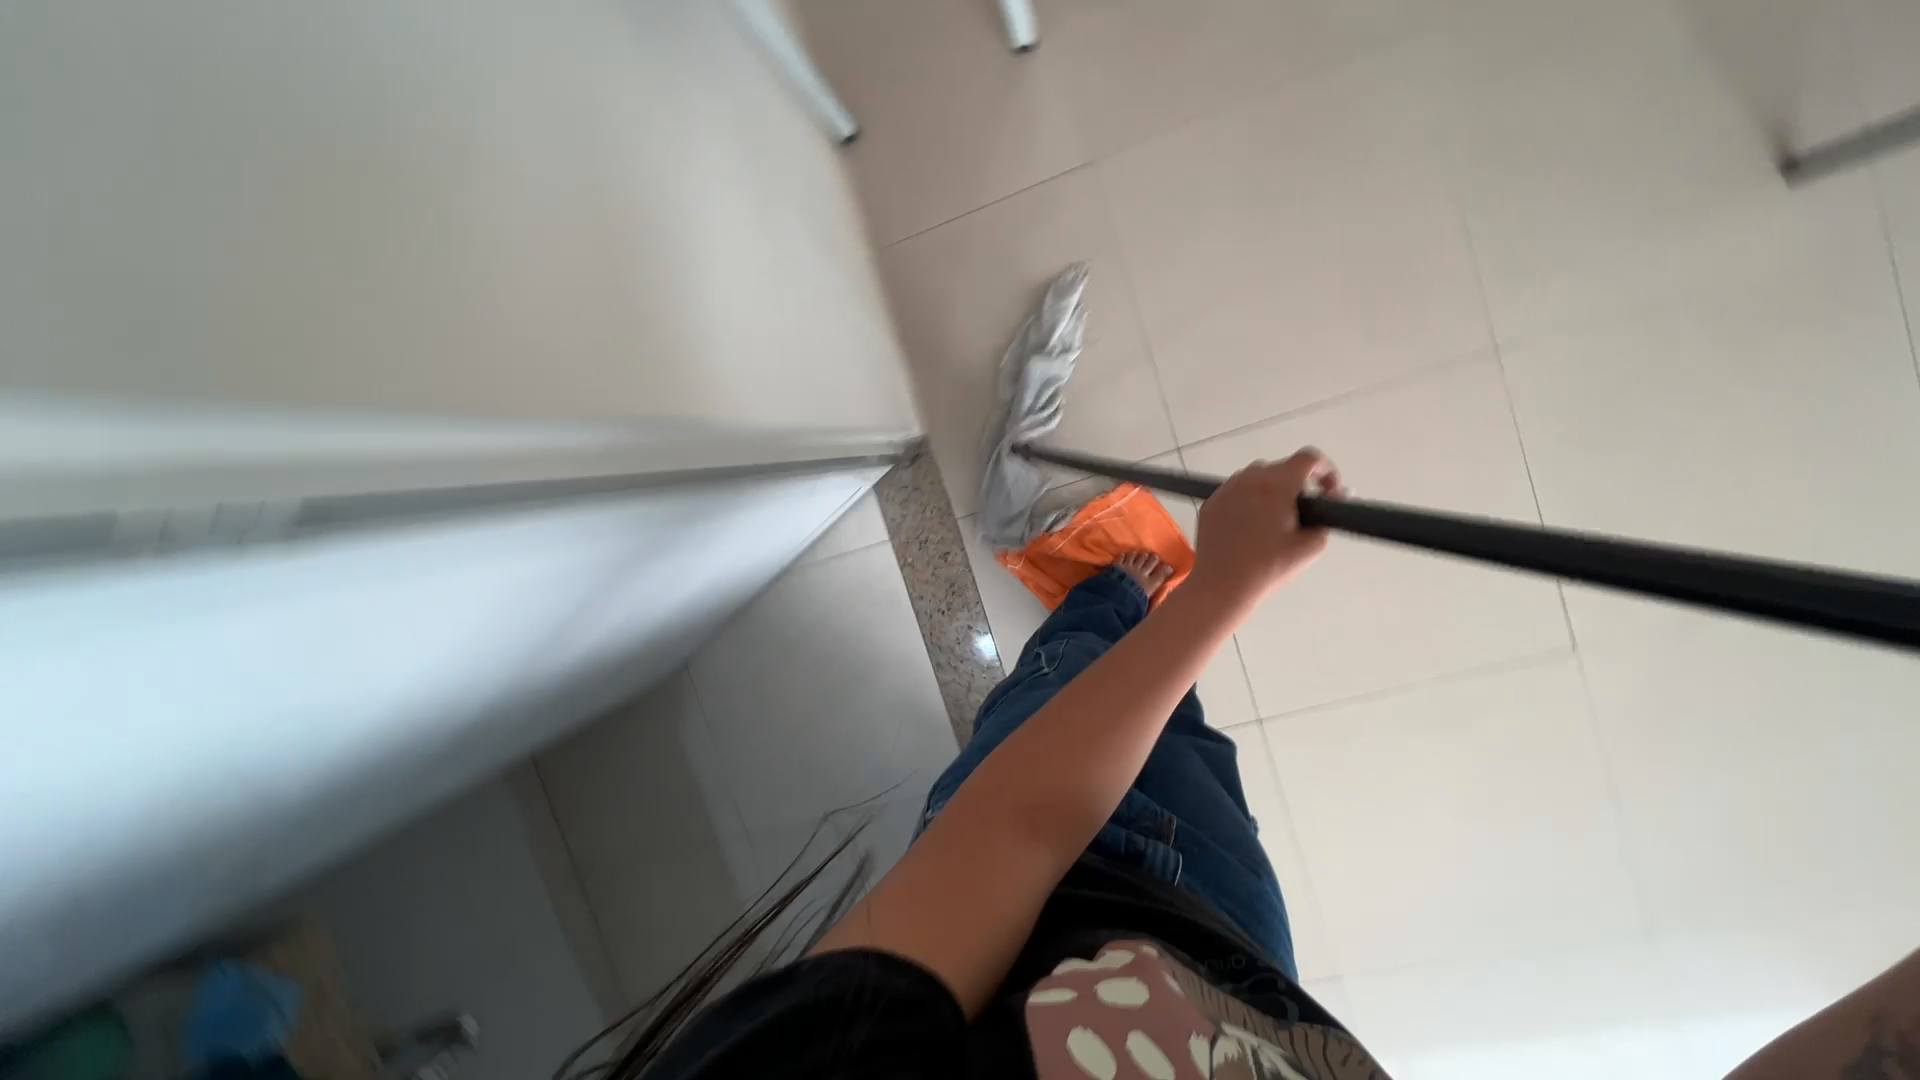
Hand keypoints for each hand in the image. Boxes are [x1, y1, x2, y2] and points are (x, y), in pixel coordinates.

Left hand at [1191, 447, 1343, 605]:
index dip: (1325, 470)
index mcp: (1276, 485)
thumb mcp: (1311, 545)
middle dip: (1297, 484)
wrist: (1221, 585)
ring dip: (1270, 490)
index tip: (1328, 490)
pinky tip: (1249, 526)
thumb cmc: (1268, 567)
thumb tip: (1331, 497)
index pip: (1308, 458)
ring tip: (1274, 519)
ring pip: (1255, 477)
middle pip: (1281, 468)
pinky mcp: (1210, 502)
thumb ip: (1326, 516)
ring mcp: (1225, 489)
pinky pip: (1235, 491)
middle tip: (1302, 511)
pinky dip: (1247, 500)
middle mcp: (1248, 479)